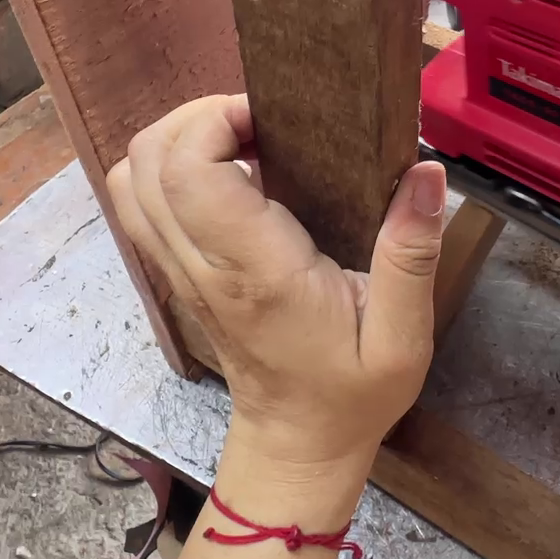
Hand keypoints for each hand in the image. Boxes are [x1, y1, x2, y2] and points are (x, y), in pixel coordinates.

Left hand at [103, 95, 446, 470]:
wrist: (296, 445)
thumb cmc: (351, 392)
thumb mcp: (402, 337)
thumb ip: (413, 255)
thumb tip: (427, 174)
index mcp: (255, 270)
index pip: (190, 173)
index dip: (215, 120)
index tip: (271, 113)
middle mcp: (201, 264)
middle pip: (148, 162)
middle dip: (197, 117)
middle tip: (262, 118)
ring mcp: (179, 269)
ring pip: (132, 178)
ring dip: (179, 139)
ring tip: (243, 138)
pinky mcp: (176, 272)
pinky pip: (142, 202)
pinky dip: (171, 167)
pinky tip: (230, 170)